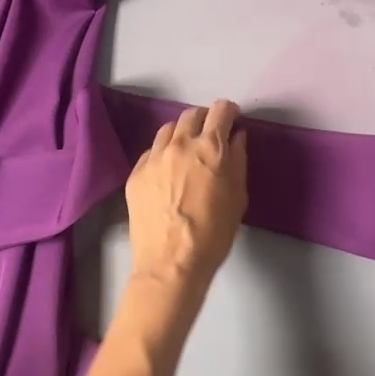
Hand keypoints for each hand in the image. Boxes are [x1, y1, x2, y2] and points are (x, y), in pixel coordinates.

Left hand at [124, 99, 247, 291]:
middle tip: (210, 135)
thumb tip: (236, 137)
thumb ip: (238, 159)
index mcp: (210, 147)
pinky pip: (150, 152)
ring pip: (168, 129)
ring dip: (181, 133)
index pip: (221, 110)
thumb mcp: (238, 195)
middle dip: (205, 119)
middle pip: (192, 114)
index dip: (230, 111)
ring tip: (186, 150)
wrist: (171, 266)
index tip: (233, 119)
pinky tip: (167, 171)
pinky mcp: (136, 175)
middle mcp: (181, 144)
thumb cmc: (214, 233)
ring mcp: (154, 158)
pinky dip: (162, 153)